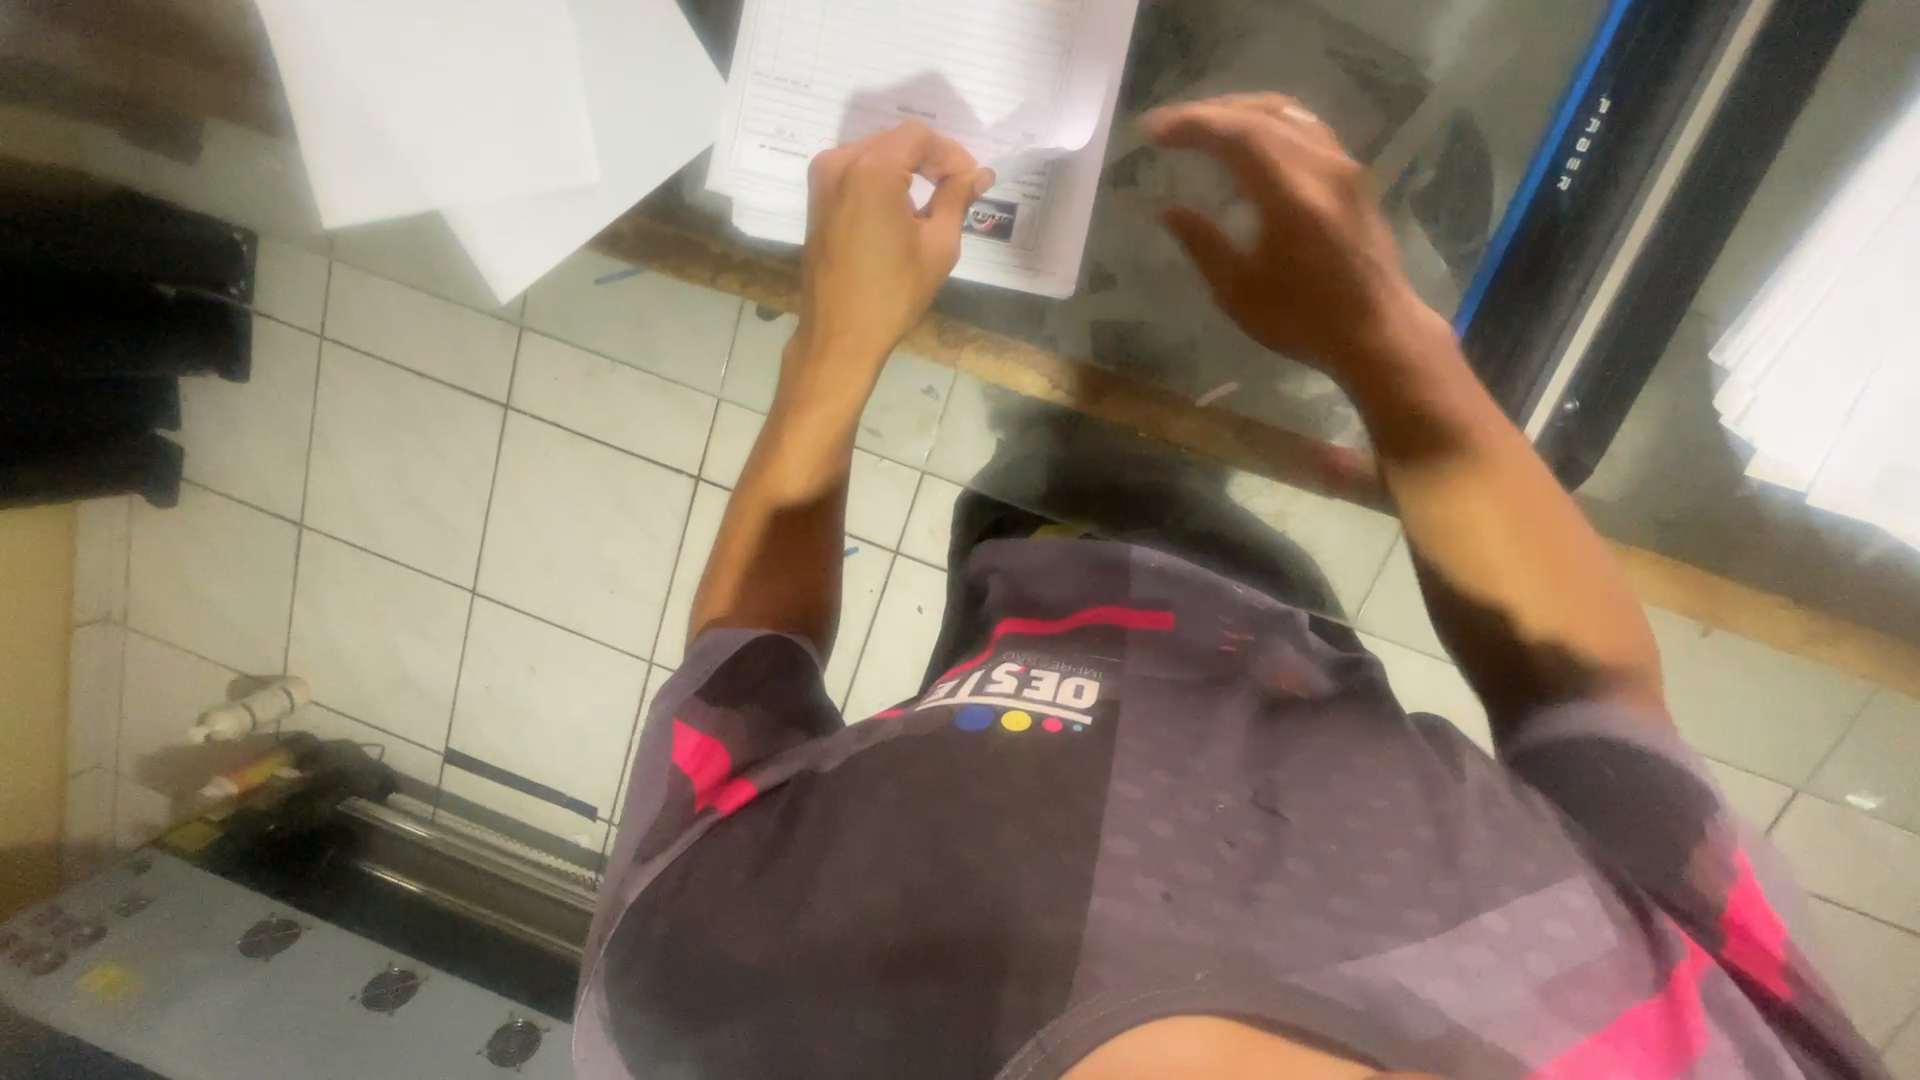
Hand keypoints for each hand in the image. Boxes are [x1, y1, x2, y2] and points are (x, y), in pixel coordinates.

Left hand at [792, 121, 994, 379]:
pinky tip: (902, 211)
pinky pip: (856, 174)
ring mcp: (822, 180)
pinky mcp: (817, 200)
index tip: (971, 181)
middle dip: (930, 160)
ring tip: (932, 203)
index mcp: (872, 170)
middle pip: (895, 141)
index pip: (919, 137)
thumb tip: (978, 176)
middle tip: (958, 190)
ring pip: (875, 154)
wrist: (841, 334)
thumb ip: (956, 200)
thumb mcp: (937, 246)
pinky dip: (882, 182)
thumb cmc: (893, 295)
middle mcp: (840, 163)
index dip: (950, 154)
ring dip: (906, 170)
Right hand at [1141, 94, 1443, 381]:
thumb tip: (1167, 211)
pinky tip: (1250, 143)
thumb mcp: (1238, 291)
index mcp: (1290, 194)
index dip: (1191, 125)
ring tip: (1206, 127)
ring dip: (1241, 112)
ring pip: (1288, 115)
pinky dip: (1269, 124)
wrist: (1375, 331)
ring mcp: (1342, 166)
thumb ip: (1202, 244)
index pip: (1235, 135)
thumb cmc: (1301, 320)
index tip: (1152, 131)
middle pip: (1262, 114)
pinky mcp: (1352, 176)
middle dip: (1211, 113)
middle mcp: (1321, 166)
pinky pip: (1306, 129)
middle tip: (1171, 127)